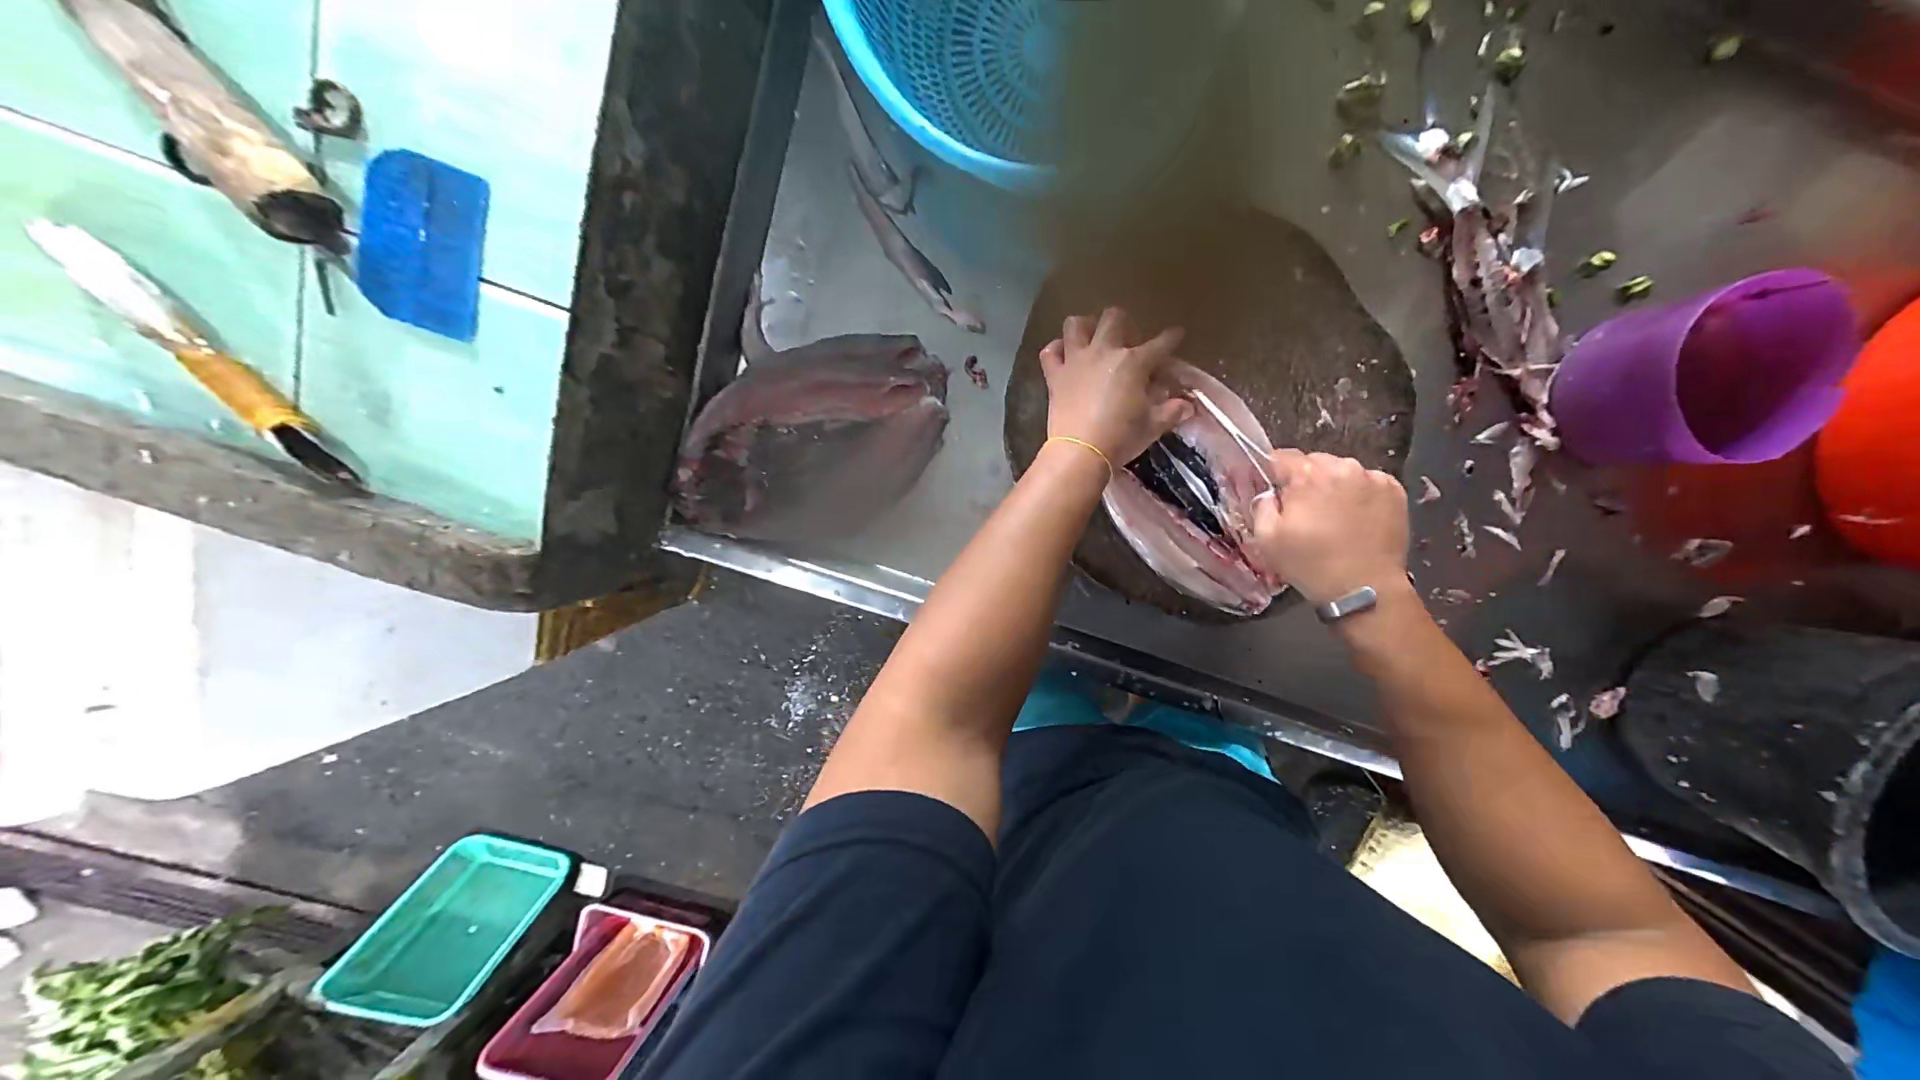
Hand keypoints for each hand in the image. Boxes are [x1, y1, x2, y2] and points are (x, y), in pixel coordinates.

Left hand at [1040, 307, 1192, 468]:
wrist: (1080, 452)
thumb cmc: (1121, 437)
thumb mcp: (1153, 425)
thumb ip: (1171, 411)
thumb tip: (1186, 406)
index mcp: (1134, 362)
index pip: (1160, 343)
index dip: (1171, 338)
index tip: (1176, 335)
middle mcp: (1104, 352)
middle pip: (1114, 318)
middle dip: (1125, 322)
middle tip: (1128, 339)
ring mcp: (1076, 361)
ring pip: (1076, 325)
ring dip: (1085, 326)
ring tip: (1092, 336)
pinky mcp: (1055, 376)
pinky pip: (1050, 353)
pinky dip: (1056, 350)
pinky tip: (1063, 354)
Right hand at [1250, 450, 1409, 605]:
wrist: (1365, 588)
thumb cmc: (1310, 564)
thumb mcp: (1267, 539)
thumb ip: (1261, 505)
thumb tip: (1268, 493)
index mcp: (1308, 475)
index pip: (1282, 457)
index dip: (1272, 471)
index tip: (1271, 489)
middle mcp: (1343, 467)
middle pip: (1315, 462)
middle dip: (1305, 479)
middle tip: (1303, 509)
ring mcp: (1373, 478)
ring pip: (1342, 471)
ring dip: (1333, 486)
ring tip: (1332, 515)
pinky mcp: (1395, 491)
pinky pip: (1367, 483)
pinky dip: (1358, 494)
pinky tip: (1354, 517)